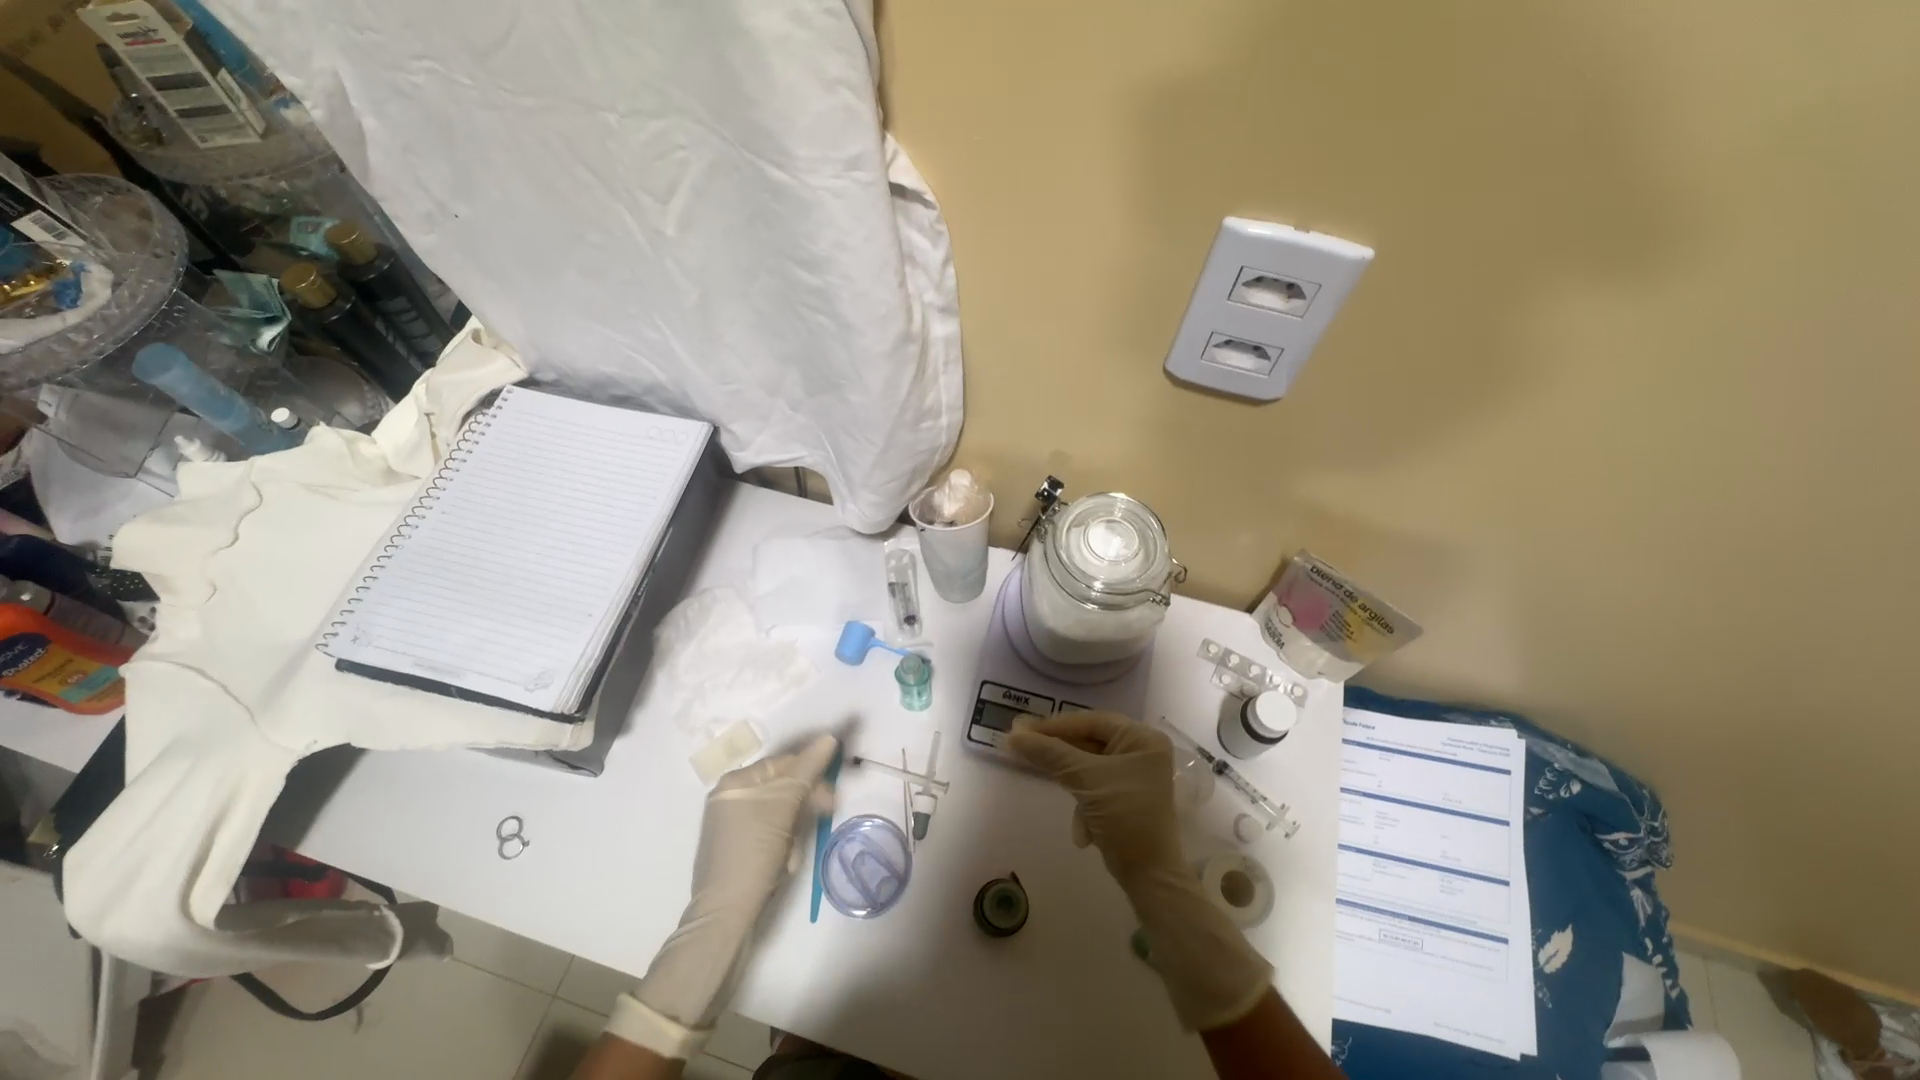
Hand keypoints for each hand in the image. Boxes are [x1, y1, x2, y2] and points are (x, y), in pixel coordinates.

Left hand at [608, 735, 837, 1059]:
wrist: (725, 914)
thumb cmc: (754, 853)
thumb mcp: (783, 807)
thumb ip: (807, 770)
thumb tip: (830, 737)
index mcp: (736, 782)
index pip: (784, 763)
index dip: (813, 773)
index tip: (834, 795)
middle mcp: (731, 797)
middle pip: (782, 787)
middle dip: (803, 805)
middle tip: (824, 817)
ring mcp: (732, 824)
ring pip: (780, 813)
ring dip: (794, 830)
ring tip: (792, 853)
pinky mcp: (737, 848)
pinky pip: (770, 834)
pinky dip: (782, 845)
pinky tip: (782, 864)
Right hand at [1006, 711, 1183, 882]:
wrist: (1148, 873)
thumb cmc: (1124, 816)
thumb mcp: (1085, 779)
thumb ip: (1050, 753)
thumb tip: (1013, 735)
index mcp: (1141, 738)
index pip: (1092, 721)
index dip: (1055, 725)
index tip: (1022, 730)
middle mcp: (1141, 751)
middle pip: (1090, 741)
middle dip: (1058, 751)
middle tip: (1022, 746)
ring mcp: (1133, 775)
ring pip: (1088, 765)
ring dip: (1070, 778)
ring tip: (1042, 774)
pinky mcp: (1124, 796)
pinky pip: (1094, 785)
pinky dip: (1083, 800)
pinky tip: (1082, 829)